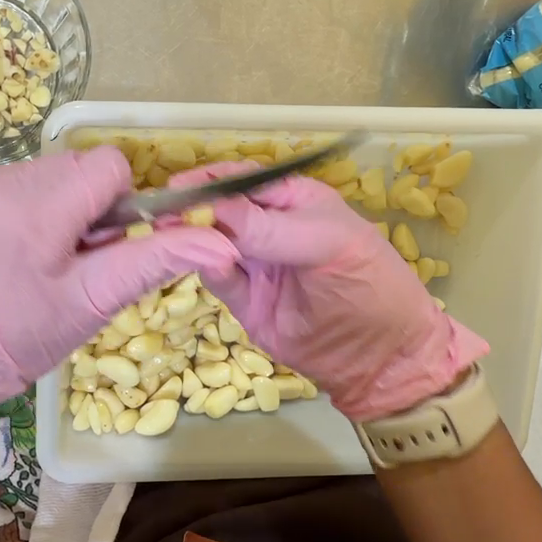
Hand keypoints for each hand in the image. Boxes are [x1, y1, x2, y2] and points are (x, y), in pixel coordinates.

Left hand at [0, 147, 239, 452]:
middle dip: (76, 205)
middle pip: (67, 167)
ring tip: (24, 255)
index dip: (115, 201)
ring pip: (30, 173)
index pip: (106, 164)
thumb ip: (153, 262)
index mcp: (36, 214)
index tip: (98, 242)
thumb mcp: (92, 304)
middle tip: (60, 257)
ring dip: (39, 205)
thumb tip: (220, 243)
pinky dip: (0, 208)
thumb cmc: (21, 341)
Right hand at [183, 164, 487, 422]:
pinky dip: (203, 267)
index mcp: (294, 201)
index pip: (246, 180)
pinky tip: (193, 260)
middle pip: (220, 209)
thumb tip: (212, 209)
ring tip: (163, 233)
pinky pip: (216, 277)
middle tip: (159, 212)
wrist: (381, 360)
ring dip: (189, 236)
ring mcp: (254, 263)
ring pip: (210, 242)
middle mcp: (269, 227)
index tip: (178, 183)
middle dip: (192, 207)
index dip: (212, 180)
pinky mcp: (243, 300)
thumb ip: (270, 228)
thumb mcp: (328, 246)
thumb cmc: (369, 287)